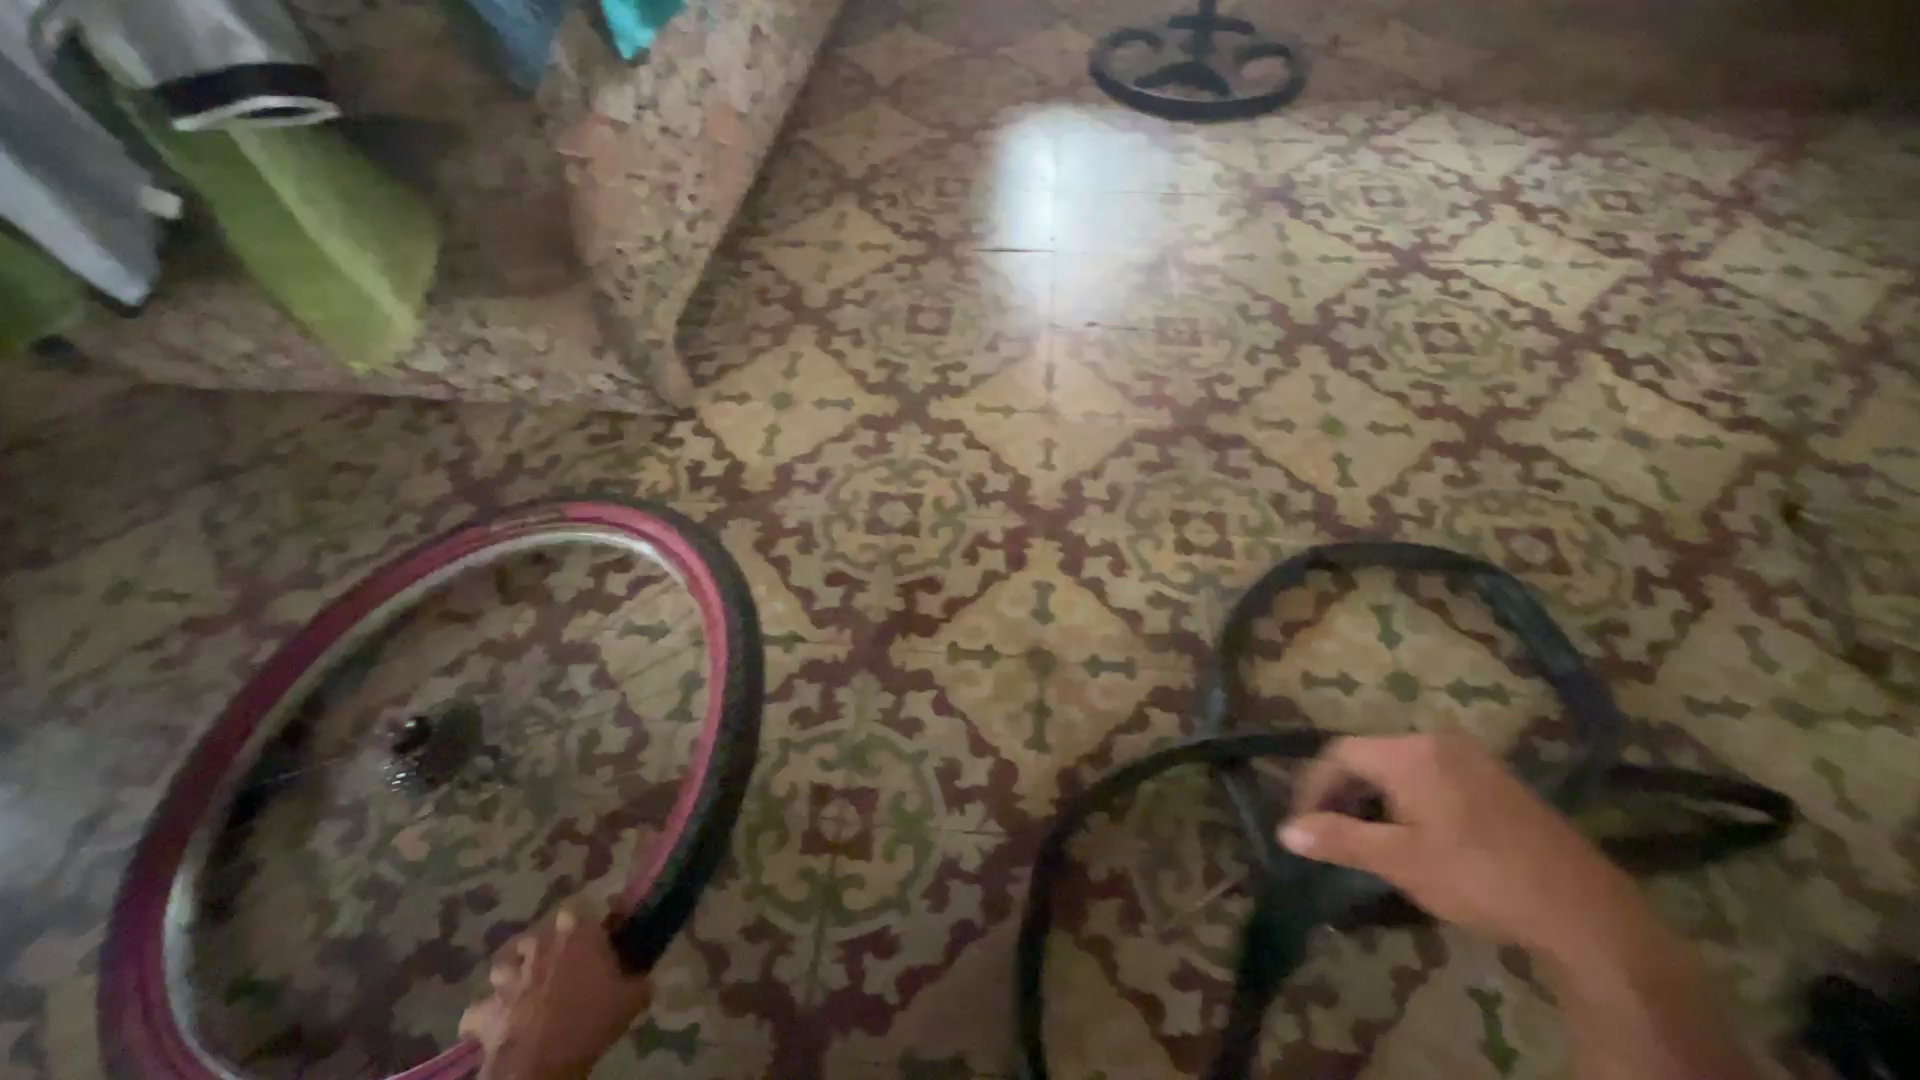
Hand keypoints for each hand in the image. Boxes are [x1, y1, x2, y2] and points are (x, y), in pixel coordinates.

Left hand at [459, 900, 652, 1079]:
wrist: (541, 1061)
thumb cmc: (591, 1020)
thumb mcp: (633, 999)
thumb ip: (639, 981)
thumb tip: (645, 979)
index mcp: (577, 935)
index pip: (581, 908)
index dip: (588, 920)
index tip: (599, 933)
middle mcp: (539, 947)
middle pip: (539, 933)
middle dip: (547, 944)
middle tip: (561, 961)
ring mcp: (507, 978)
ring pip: (505, 964)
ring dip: (513, 973)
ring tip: (524, 987)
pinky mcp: (484, 1009)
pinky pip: (480, 1009)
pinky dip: (487, 1015)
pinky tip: (497, 1023)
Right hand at [1278, 733, 1637, 953]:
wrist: (1581, 908)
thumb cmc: (1478, 879)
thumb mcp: (1399, 861)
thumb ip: (1339, 839)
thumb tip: (1285, 830)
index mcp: (1410, 753)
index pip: (1339, 754)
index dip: (1312, 788)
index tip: (1303, 826)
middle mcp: (1438, 741)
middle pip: (1369, 755)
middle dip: (1341, 792)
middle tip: (1329, 833)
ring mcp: (1472, 757)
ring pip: (1400, 765)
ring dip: (1373, 796)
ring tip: (1366, 838)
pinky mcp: (1496, 779)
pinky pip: (1432, 774)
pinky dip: (1406, 797)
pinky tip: (1413, 834)